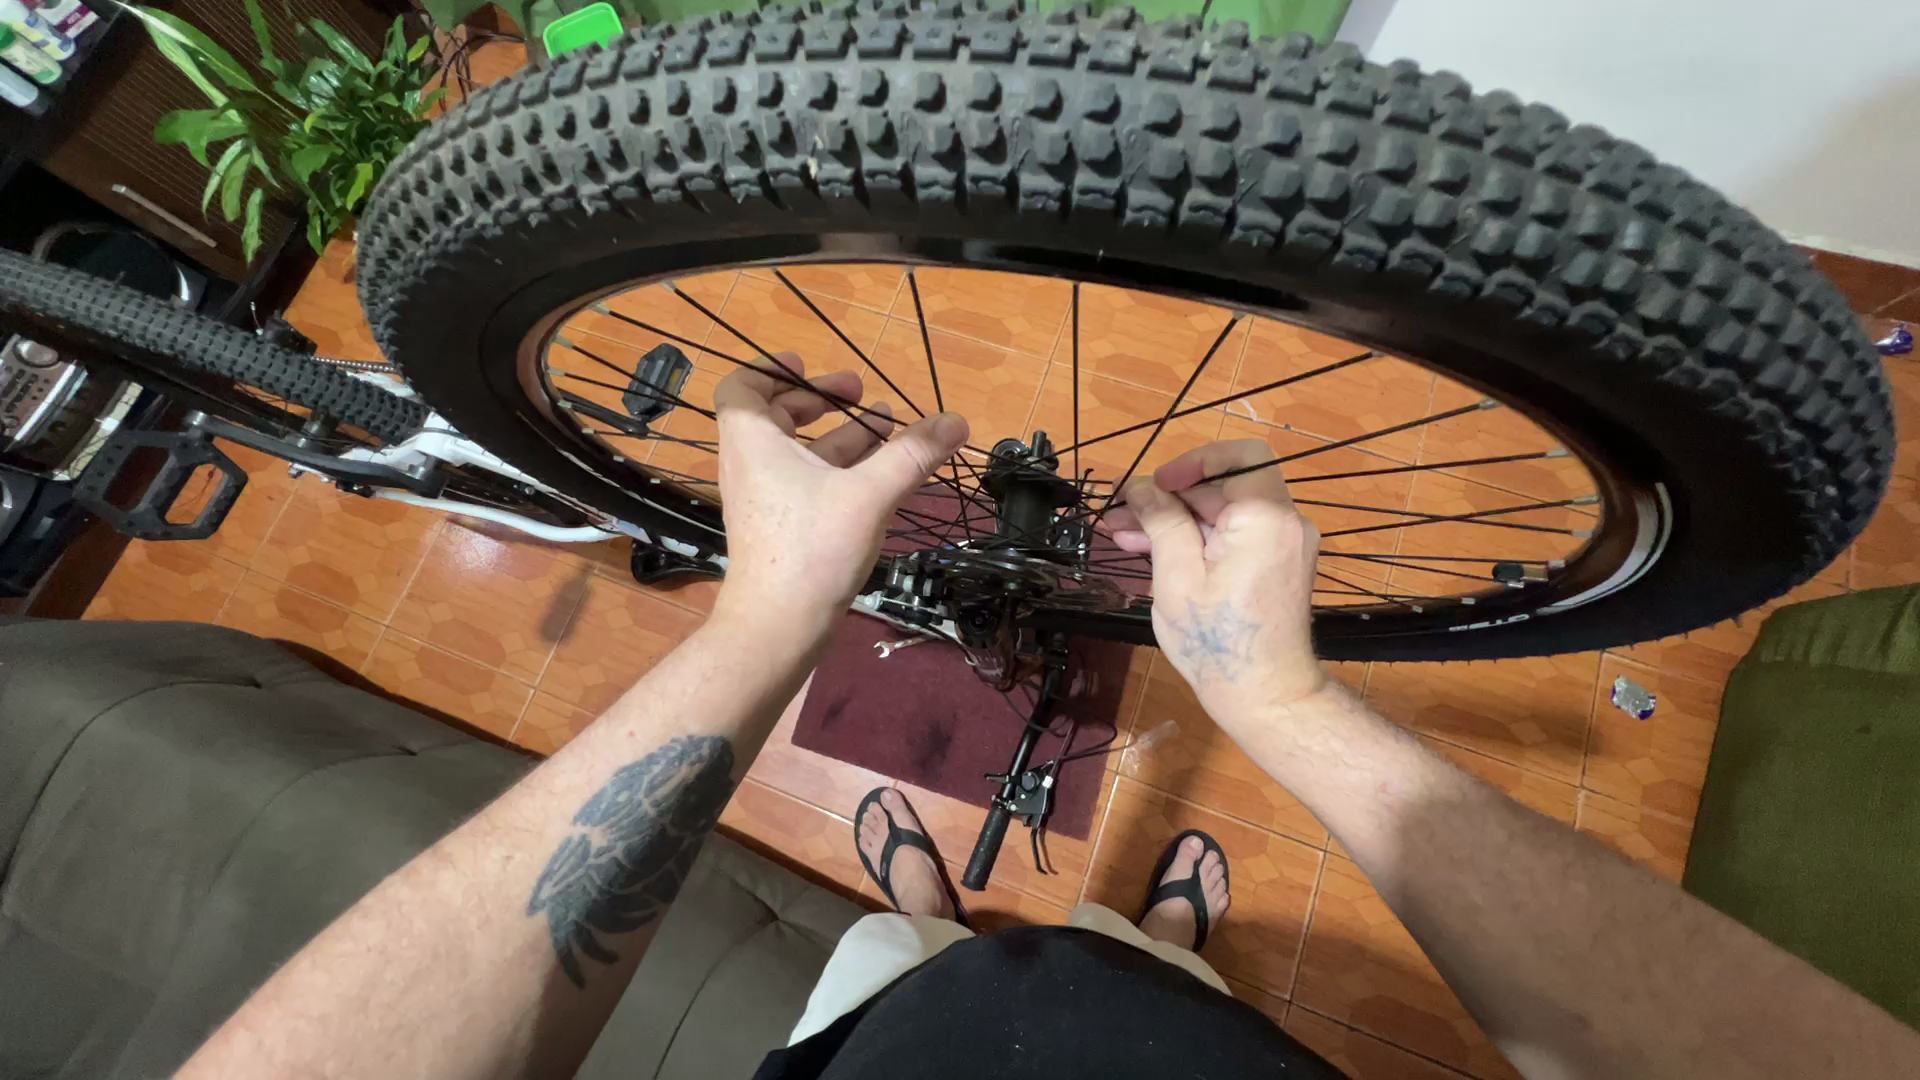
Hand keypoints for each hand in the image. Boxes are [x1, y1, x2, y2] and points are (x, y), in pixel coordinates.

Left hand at [710, 352, 968, 635]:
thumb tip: (956, 420)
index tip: (805, 363)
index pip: (742, 387)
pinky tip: (880, 471)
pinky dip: (840, 467)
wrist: (779, 625)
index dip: (771, 369)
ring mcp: (767, 497)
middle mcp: (752, 464)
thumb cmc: (812, 548)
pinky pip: (809, 480)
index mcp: (754, 442)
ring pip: (800, 451)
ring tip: (886, 424)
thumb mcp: (869, 493)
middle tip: (860, 391)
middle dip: (820, 399)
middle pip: (777, 415)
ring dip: (840, 433)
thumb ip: (912, 455)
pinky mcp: (783, 526)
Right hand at [1106, 439, 1326, 724]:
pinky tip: (1151, 551)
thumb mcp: (1176, 576)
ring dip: (1173, 520)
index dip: (1194, 462)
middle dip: (1168, 497)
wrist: (1263, 694)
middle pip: (1223, 488)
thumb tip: (1143, 487)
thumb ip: (1162, 521)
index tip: (1158, 485)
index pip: (1241, 457)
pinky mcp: (1271, 565)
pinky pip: (1230, 536)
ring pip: (1220, 513)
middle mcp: (1283, 523)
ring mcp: (1280, 545)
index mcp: (1265, 518)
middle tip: (1120, 515)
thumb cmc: (1216, 638)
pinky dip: (1194, 539)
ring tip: (1122, 535)